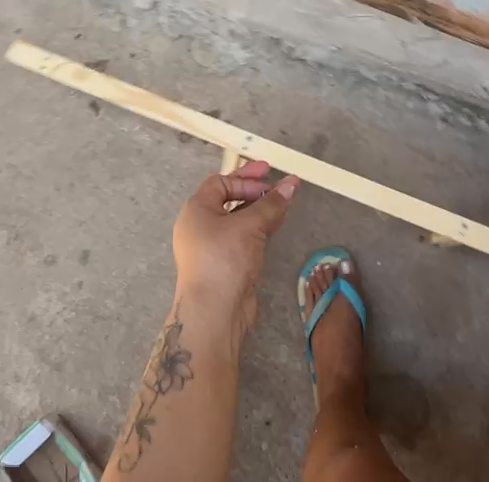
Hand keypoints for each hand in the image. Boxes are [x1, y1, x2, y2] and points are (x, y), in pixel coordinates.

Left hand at [171, 160, 299, 330]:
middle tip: (279, 184)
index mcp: (196, 210)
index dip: (245, 177)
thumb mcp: (250, 225)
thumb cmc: (224, 258)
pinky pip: (243, 238)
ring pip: (239, 221)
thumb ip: (271, 203)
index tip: (269, 176)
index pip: (220, 183)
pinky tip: (277, 224)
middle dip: (255, 191)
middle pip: (230, 200)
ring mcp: (213, 247)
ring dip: (261, 210)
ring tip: (284, 203)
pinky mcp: (226, 264)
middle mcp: (201, 226)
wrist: (215, 312)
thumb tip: (291, 184)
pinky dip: (260, 229)